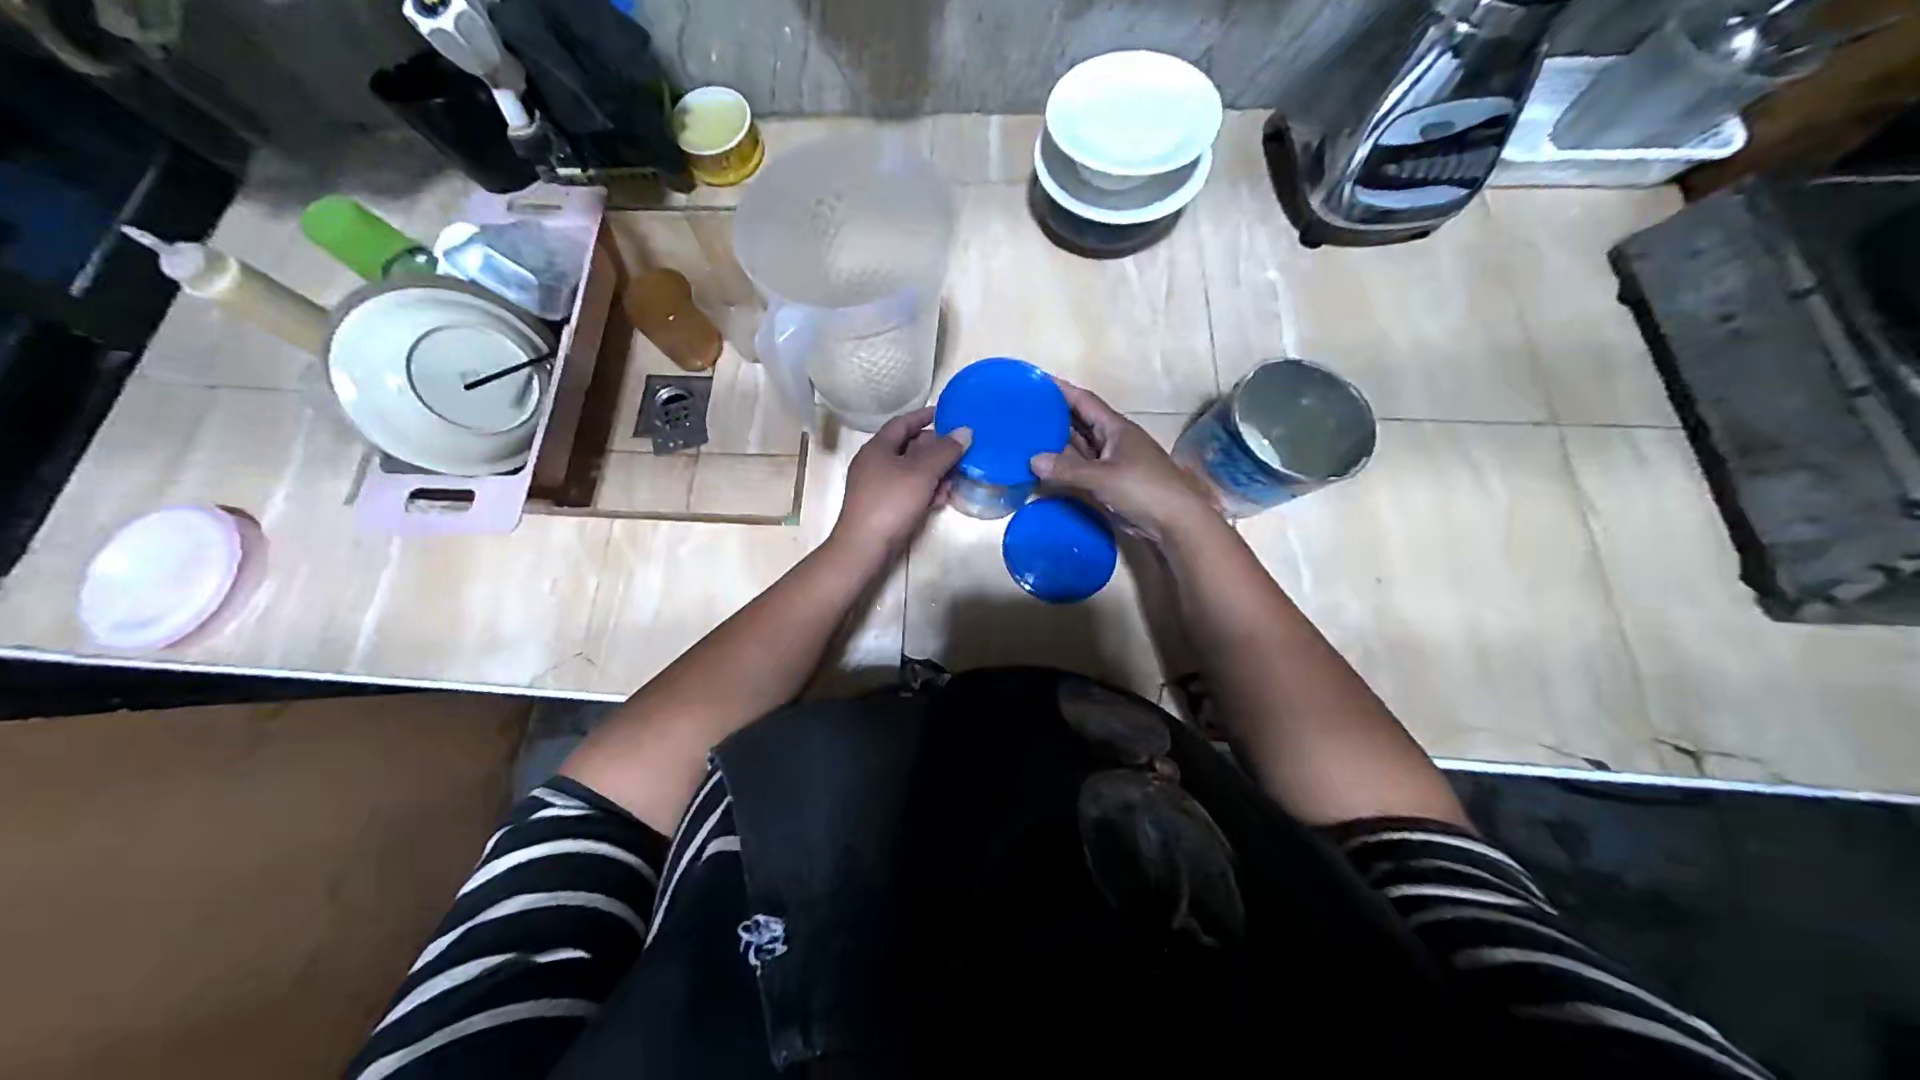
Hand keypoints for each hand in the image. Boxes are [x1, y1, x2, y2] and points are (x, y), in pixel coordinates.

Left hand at [831, 406, 970, 558]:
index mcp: (878, 447)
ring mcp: (877, 486)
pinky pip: (908, 490)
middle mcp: (875, 463)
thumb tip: (965, 431)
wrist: (865, 547)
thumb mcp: (922, 472)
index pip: (903, 423)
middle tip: (960, 451)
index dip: (925, 416)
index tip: (948, 414)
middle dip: (936, 449)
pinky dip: (925, 490)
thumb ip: (945, 451)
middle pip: (909, 447)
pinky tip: (941, 499)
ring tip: (954, 480)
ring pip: (911, 471)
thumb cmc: (891, 502)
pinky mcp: (883, 506)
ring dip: (934, 473)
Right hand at [1031, 380, 1221, 543]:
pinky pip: (1081, 468)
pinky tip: (1045, 467)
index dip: (1062, 390)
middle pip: (1080, 422)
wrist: (1176, 522)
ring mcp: (1112, 462)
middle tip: (1024, 410)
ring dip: (1057, 442)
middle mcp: (1112, 440)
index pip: (1084, 401)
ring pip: (1079, 446)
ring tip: (1027, 435)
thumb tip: (1033, 461)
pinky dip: (1064, 466)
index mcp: (1115, 428)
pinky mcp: (1110, 483)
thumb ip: (1067, 469)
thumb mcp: (1103, 478)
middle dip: (1055, 415)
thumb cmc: (1144, 489)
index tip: (1037, 381)